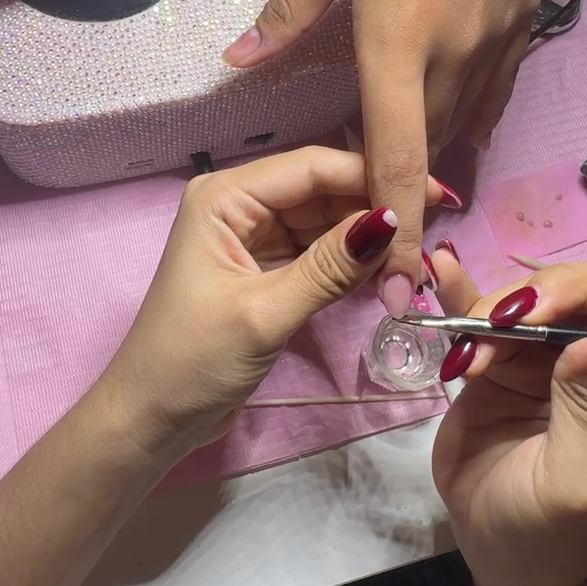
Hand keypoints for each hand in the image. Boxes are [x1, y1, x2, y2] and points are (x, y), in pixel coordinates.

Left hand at [97, 146, 444, 457]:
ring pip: (322, 221)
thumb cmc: (193, 361)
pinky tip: (385, 275)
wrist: (153, 417)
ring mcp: (251, 234)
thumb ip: (329, 268)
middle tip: (431, 237)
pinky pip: (315, 250)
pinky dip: (347, 263)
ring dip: (365, 240)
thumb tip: (393, 221)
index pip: (311, 169)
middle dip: (373, 212)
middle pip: (320, 191)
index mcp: (224, 196)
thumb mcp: (264, 313)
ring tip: (416, 260)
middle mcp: (237, 203)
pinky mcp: (263, 265)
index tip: (434, 195)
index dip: (372, 177)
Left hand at [222, 0, 586, 316]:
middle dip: (401, 191)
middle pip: (427, 146)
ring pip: (461, 121)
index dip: (390, 221)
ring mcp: (500, 35)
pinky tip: (449, 120)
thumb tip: (240, 60)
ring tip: (404, 180)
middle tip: (371, 220)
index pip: (393, 154)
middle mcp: (455, 50)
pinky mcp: (526, 15)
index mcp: (396, 35)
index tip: (388, 272)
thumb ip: (292, 8)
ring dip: (432, 155)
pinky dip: (465, 116)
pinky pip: (492, 89)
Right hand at [426, 256, 586, 585]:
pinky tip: (445, 271)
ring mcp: (569, 356)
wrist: (489, 549)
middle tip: (519, 318)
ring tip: (477, 340)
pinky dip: (470, 291)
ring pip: (560, 291)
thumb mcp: (579, 489)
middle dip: (574, 291)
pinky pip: (500, 308)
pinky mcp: (516, 353)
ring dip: (515, 302)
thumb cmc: (551, 540)